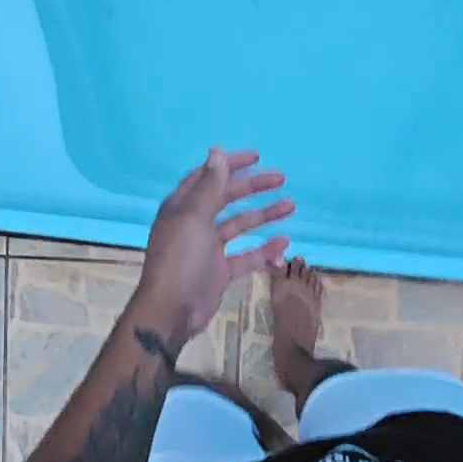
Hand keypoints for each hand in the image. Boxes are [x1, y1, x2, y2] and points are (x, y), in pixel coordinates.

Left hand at [134, 147, 292, 346]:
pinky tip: (284, 244)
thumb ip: (209, 186)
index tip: (256, 158)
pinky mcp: (219, 272)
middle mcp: (194, 224)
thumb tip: (217, 150)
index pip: (207, 178)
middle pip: (226, 198)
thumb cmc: (180, 260)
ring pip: (239, 226)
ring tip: (290, 207)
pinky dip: (264, 249)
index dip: (229, 165)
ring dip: (263, 216)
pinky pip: (246, 256)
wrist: (172, 310)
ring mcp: (207, 249)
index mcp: (182, 208)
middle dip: (252, 187)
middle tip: (280, 179)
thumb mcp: (194, 218)